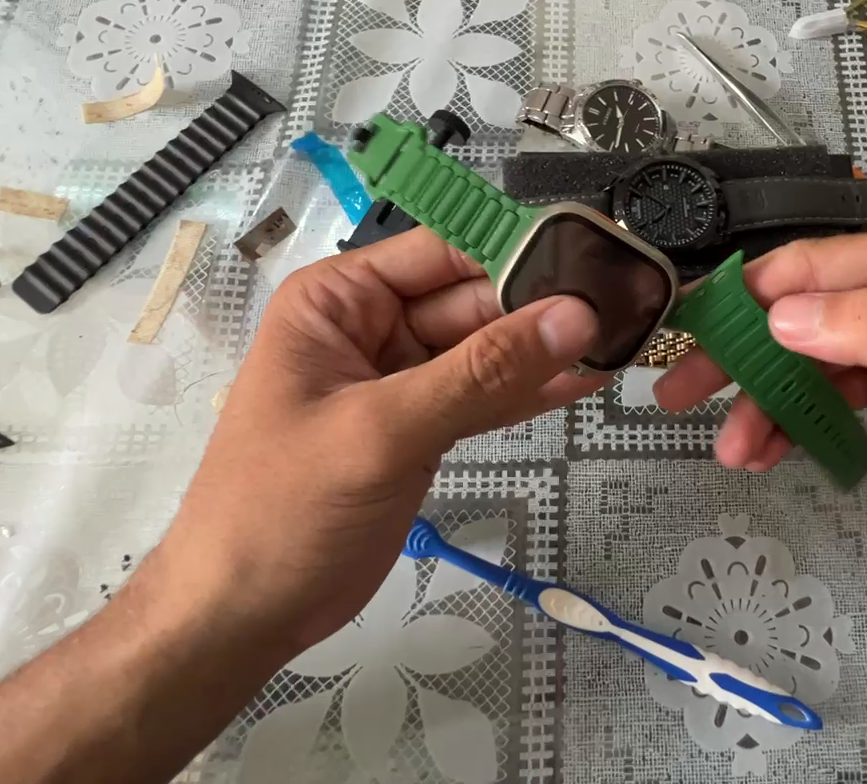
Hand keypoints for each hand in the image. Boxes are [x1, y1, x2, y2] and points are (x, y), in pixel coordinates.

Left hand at [133, 228, 600, 658]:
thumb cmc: (287, 508)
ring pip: (487, 349)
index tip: (594, 259)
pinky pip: (485, 395)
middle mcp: (373, 325)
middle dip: (541, 306)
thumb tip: (576, 315)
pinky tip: (585, 382)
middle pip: (473, 300)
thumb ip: (484, 372)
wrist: (242, 617)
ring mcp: (402, 378)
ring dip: (544, 350)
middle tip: (624, 307)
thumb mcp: (384, 429)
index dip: (516, 250)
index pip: (443, 253)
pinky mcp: (424, 424)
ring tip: (619, 340)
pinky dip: (530, 392)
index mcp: (341, 299)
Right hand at [654, 218, 866, 547]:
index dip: (753, 299)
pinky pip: (830, 394)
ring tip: (732, 448)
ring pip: (807, 358)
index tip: (695, 335)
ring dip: (764, 399)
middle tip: (677, 390)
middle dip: (740, 351)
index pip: (820, 265)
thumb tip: (786, 315)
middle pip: (800, 310)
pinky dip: (796, 420)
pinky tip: (768, 450)